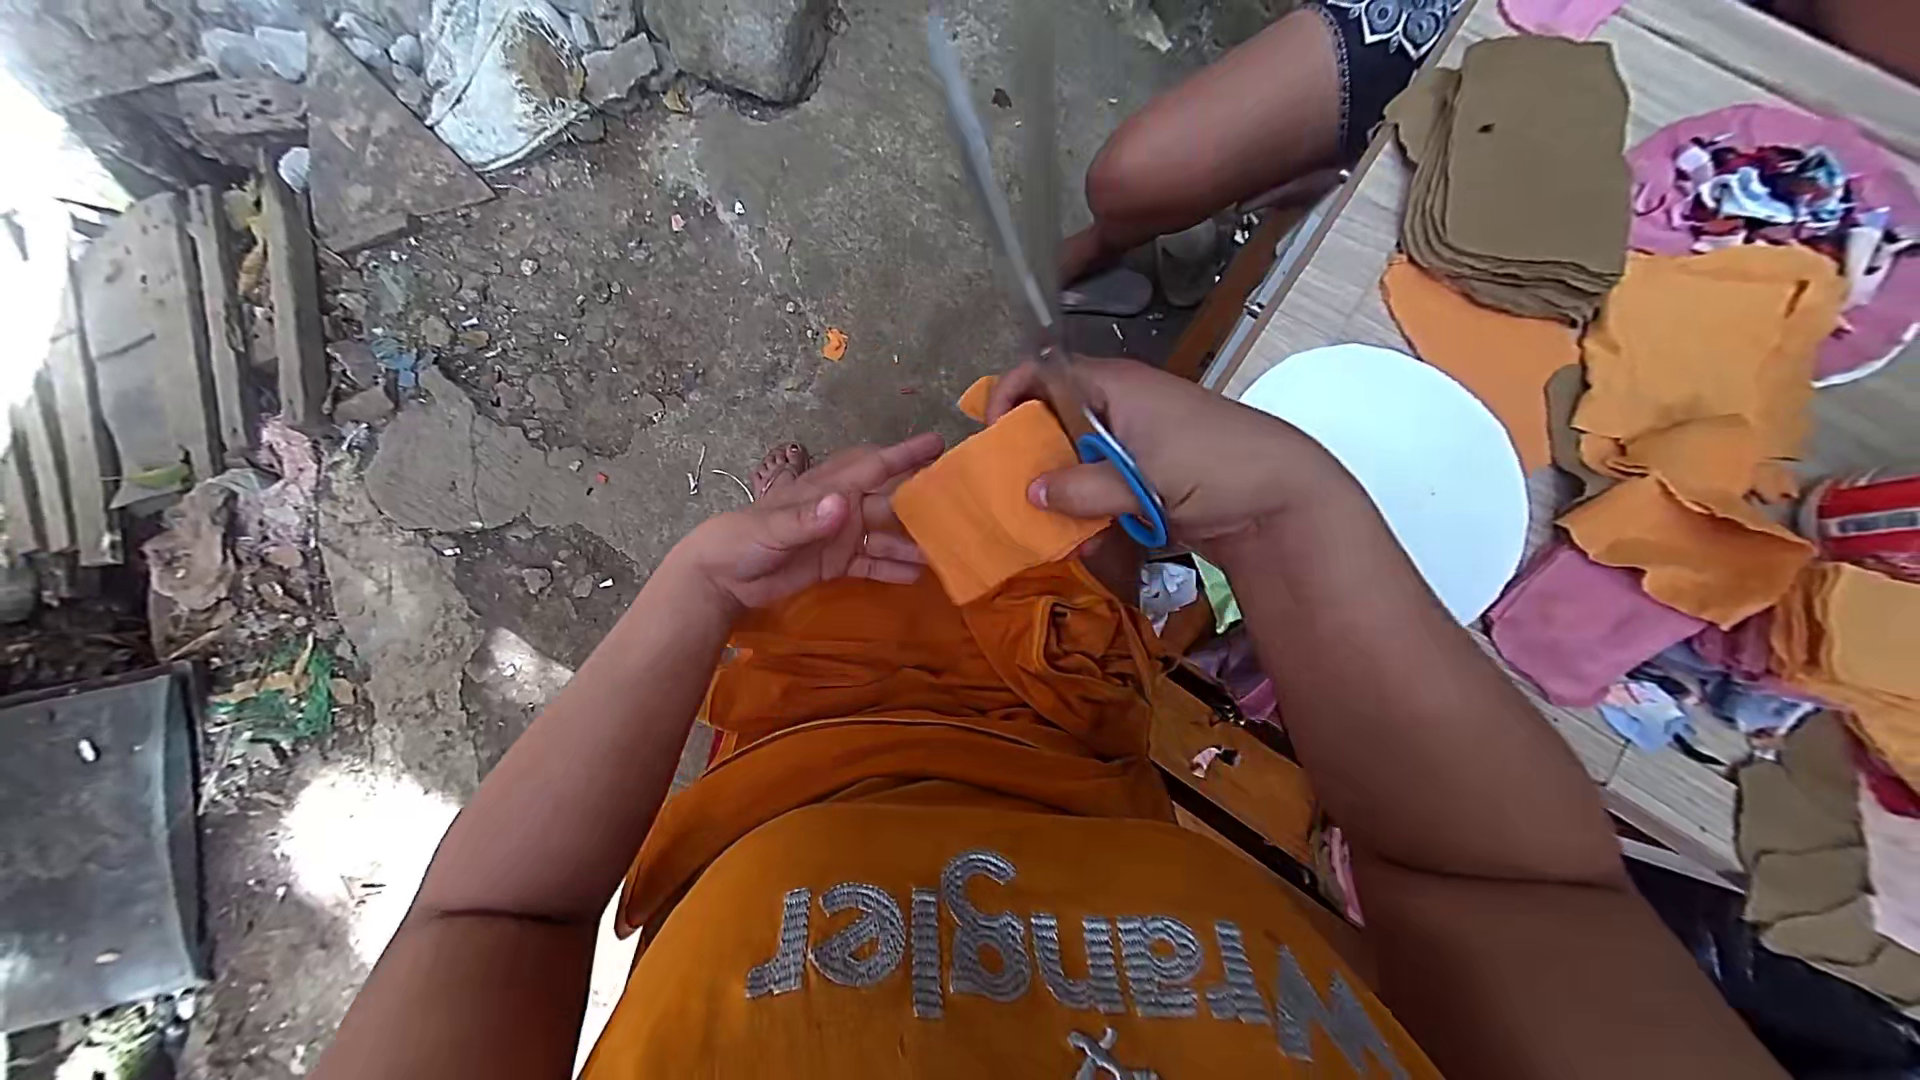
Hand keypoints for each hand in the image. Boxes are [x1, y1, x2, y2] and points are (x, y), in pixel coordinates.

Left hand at [666, 433, 944, 614]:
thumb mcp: (771, 528)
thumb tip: (844, 505)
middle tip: (955, 509)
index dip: (905, 455)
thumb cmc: (740, 539)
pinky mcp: (836, 563)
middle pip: (888, 501)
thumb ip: (807, 518)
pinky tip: (915, 577)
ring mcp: (840, 536)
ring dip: (910, 544)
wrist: (720, 578)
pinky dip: (890, 568)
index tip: (937, 444)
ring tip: (942, 554)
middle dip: (918, 504)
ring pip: (885, 536)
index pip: (873, 467)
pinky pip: (871, 563)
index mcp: (828, 489)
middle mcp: (841, 508)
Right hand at [985, 358, 1353, 551]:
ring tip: (1045, 516)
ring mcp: (1130, 444)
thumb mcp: (1145, 474)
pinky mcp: (1140, 477)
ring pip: (1073, 457)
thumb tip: (1030, 494)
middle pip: (1053, 419)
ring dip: (1058, 486)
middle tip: (1012, 485)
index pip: (1045, 372)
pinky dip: (1084, 505)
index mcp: (1115, 386)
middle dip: (1030, 451)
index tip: (993, 435)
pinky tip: (1081, 529)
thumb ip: (1084, 485)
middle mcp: (1117, 408)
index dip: (1011, 395)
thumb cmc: (1216, 465)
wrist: (1282, 501)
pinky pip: (1096, 485)